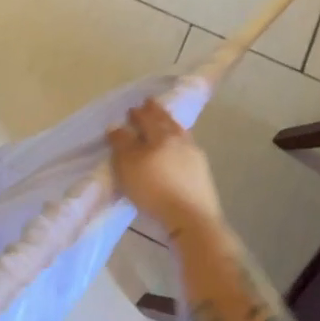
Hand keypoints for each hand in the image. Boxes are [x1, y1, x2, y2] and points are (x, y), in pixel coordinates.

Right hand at [107, 99, 221, 237]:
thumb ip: (121, 143)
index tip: (133, 107)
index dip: (139, 112)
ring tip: (165, 124)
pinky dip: (179, 142)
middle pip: (167, 122)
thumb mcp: (128, 165)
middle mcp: (181, 140)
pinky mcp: (202, 173)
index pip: (148, 118)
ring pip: (181, 134)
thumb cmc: (153, 188)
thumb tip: (117, 127)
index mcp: (162, 135)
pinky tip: (178, 148)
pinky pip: (188, 148)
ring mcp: (195, 156)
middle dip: (157, 112)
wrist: (191, 217)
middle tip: (151, 104)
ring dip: (171, 126)